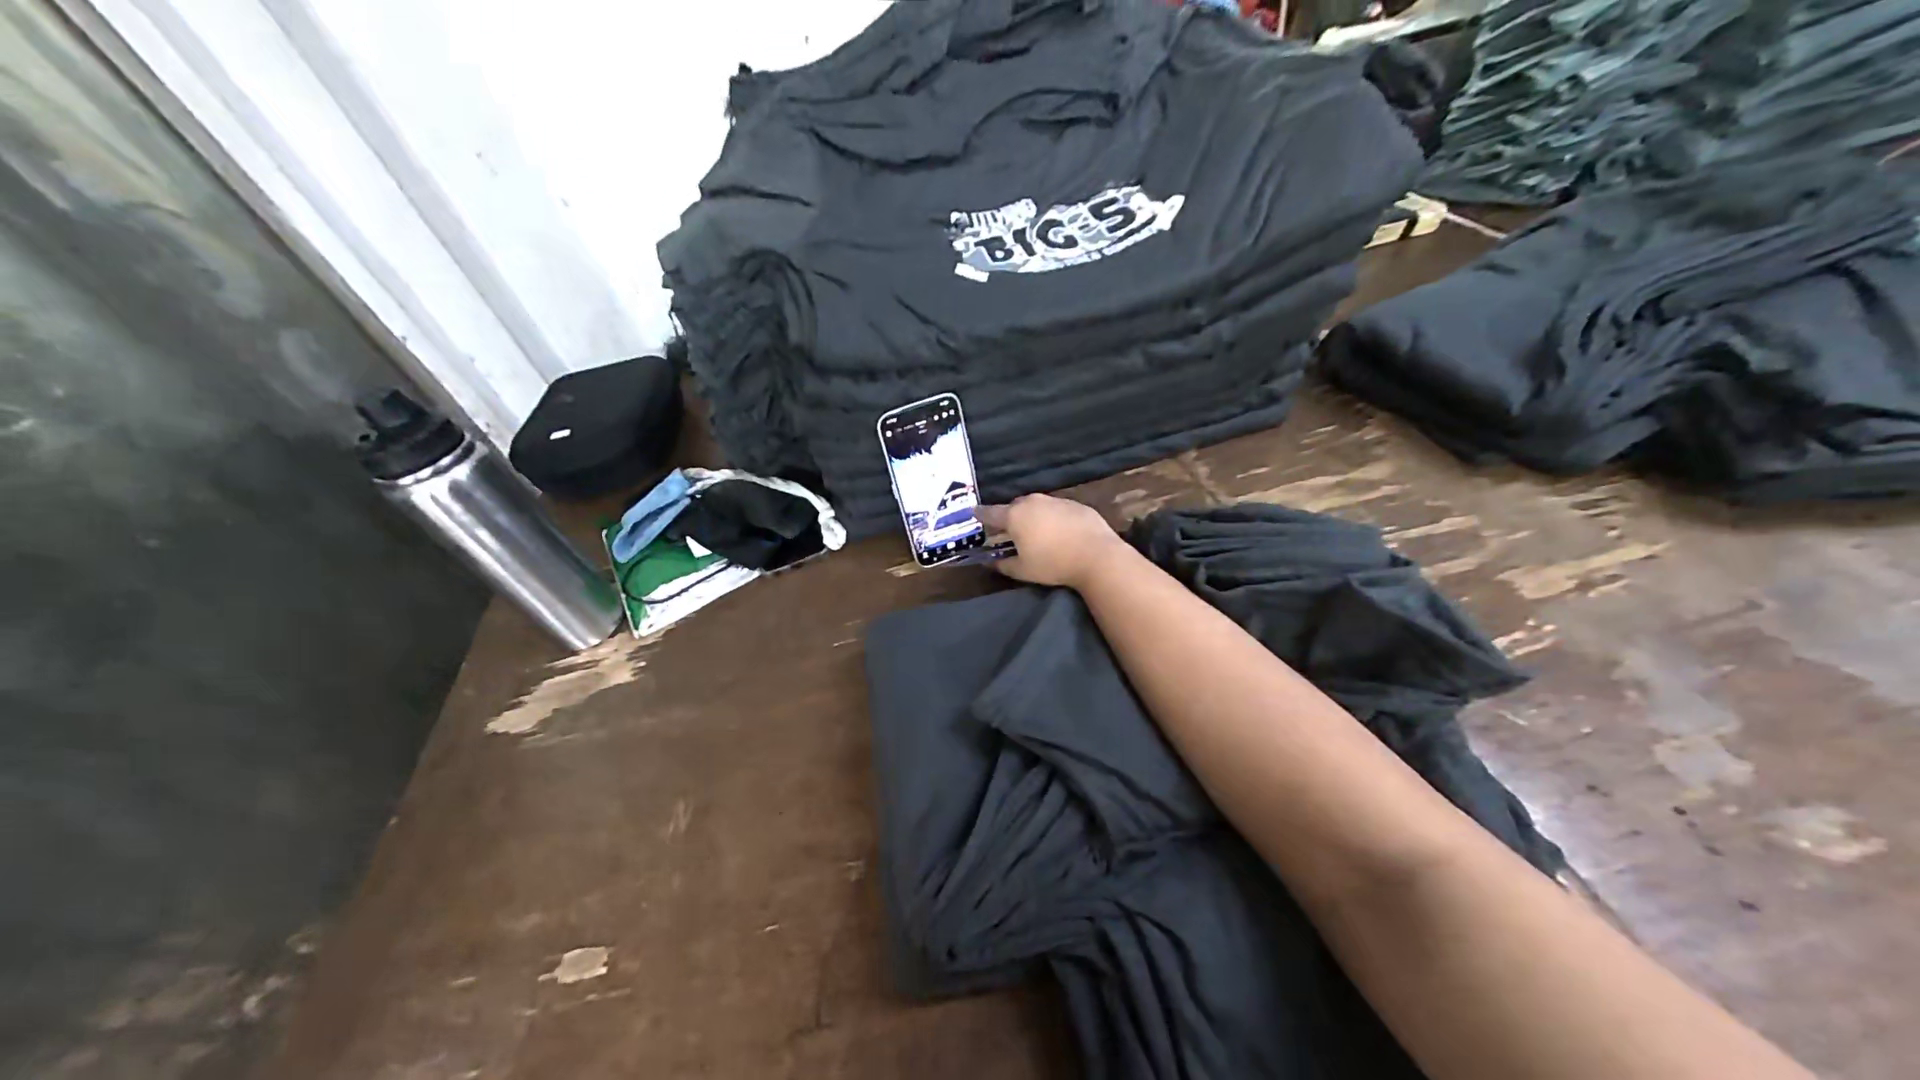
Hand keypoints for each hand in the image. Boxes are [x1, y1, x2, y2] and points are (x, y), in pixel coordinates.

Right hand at [974, 494, 1131, 588]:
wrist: (1097, 555)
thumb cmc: (1053, 564)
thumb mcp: (1022, 570)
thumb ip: (1002, 564)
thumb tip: (988, 562)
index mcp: (1015, 516)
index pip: (990, 512)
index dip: (980, 514)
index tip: (973, 513)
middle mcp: (1033, 502)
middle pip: (1014, 506)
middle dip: (1009, 516)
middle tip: (1009, 530)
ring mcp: (1056, 500)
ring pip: (1037, 505)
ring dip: (1032, 516)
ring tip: (1036, 532)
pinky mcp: (1075, 504)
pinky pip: (1056, 509)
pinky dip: (1053, 518)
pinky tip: (1059, 532)